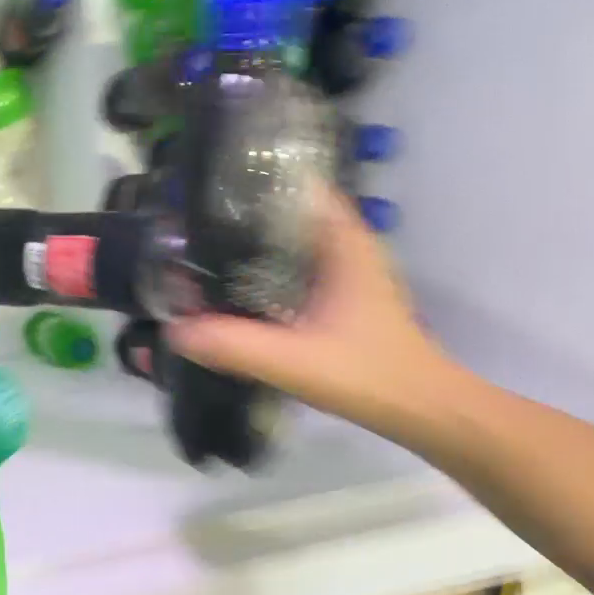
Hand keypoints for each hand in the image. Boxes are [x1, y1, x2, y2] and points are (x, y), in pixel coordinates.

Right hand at [165, 188, 459, 436]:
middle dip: (237, 223)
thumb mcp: (294, 361)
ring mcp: (343, 274)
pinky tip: (229, 297)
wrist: (419, 409)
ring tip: (198, 260)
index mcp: (344, 242)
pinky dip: (260, 278)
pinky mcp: (338, 300)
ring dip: (247, 252)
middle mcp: (345, 247)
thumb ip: (233, 345)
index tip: (204, 196)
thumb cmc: (367, 374)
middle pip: (283, 217)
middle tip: (187, 234)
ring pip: (286, 247)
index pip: (295, 188)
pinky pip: (290, 274)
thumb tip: (174, 331)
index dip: (250, 185)